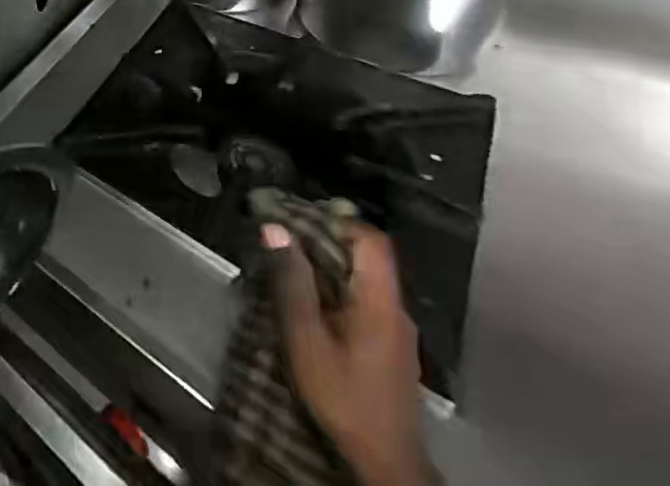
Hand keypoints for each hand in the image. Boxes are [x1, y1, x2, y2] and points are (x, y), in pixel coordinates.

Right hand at [264, 222, 431, 485]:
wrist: (382, 456)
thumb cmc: (341, 393)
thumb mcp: (305, 336)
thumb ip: (291, 281)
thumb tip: (275, 228)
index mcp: (379, 302)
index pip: (372, 241)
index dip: (336, 219)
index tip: (295, 212)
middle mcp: (394, 309)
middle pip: (365, 256)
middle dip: (321, 236)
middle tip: (277, 230)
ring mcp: (393, 327)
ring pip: (361, 276)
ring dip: (323, 259)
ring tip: (282, 255)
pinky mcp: (386, 342)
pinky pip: (359, 296)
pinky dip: (331, 282)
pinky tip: (303, 292)